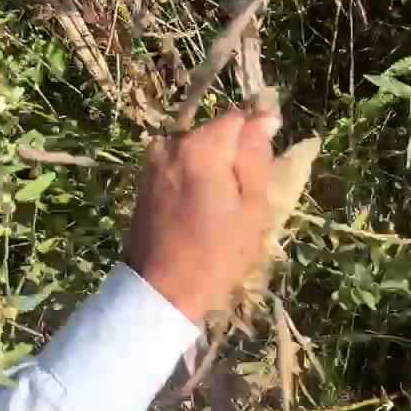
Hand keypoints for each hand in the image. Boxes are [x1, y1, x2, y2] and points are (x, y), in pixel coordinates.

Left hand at [126, 108, 281, 322]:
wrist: (161, 291)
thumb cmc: (216, 254)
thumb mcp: (252, 209)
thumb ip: (256, 158)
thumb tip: (264, 119)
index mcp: (200, 147)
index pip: (239, 119)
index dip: (258, 136)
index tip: (266, 165)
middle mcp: (172, 144)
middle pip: (216, 133)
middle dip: (234, 153)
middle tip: (246, 194)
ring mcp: (153, 161)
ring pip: (198, 149)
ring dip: (214, 165)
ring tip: (223, 205)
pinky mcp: (144, 179)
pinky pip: (180, 164)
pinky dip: (195, 176)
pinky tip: (201, 208)